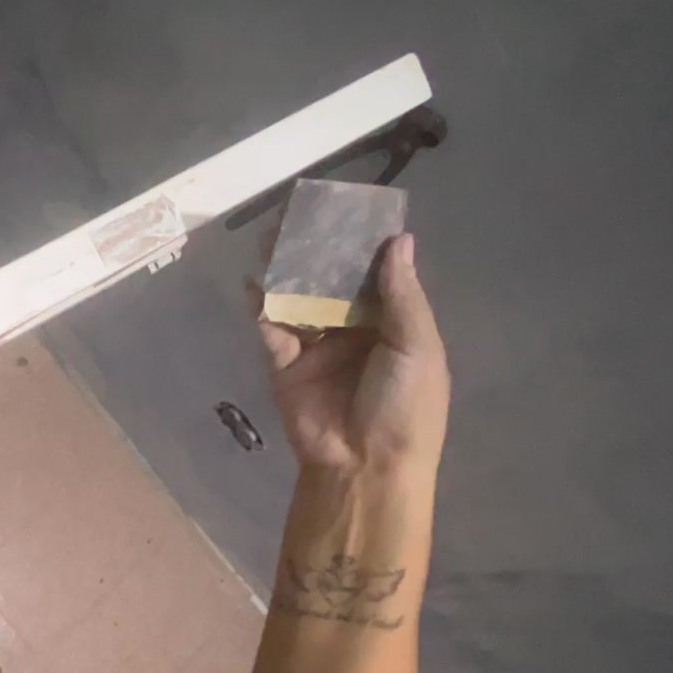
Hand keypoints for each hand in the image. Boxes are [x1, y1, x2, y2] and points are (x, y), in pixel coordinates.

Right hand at [252, 233, 448, 477]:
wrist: (365, 464)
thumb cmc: (406, 405)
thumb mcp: (417, 346)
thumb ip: (402, 294)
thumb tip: (399, 239)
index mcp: (391, 325)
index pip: (372, 275)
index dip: (360, 244)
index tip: (346, 208)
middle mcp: (351, 331)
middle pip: (329, 283)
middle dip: (315, 252)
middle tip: (297, 214)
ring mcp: (315, 348)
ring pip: (298, 302)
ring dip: (285, 272)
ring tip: (271, 237)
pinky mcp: (284, 366)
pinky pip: (271, 331)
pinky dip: (262, 307)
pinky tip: (255, 281)